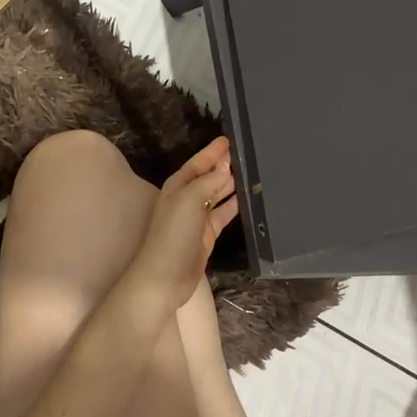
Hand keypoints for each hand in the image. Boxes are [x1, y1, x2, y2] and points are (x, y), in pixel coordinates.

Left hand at [123, 138, 240, 307]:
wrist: (165, 276)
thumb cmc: (173, 233)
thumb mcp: (189, 200)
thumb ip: (207, 182)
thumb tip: (225, 167)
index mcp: (177, 187)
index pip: (197, 164)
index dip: (211, 152)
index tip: (228, 140)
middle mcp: (185, 199)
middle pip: (207, 177)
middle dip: (222, 165)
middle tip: (245, 153)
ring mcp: (196, 219)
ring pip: (216, 195)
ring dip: (230, 184)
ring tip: (250, 172)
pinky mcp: (206, 236)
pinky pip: (222, 214)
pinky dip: (233, 206)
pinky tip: (247, 199)